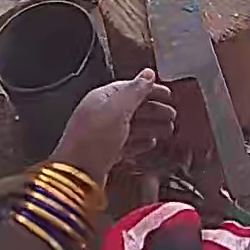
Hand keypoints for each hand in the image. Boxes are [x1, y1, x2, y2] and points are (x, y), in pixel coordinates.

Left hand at [50, 70, 176, 179]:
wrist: (77, 174)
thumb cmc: (92, 139)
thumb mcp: (117, 110)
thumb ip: (134, 92)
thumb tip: (148, 74)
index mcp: (101, 98)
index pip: (130, 88)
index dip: (150, 90)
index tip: (167, 94)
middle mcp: (101, 114)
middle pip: (132, 108)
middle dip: (154, 110)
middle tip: (172, 113)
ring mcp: (103, 135)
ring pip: (131, 126)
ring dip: (151, 126)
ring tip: (168, 129)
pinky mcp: (106, 154)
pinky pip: (127, 144)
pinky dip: (140, 142)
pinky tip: (149, 143)